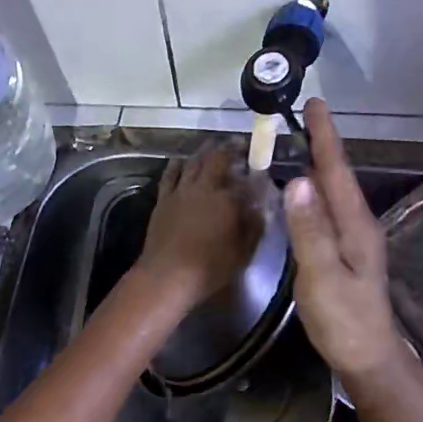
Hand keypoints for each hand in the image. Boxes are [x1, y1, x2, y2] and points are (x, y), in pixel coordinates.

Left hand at [135, 147, 262, 308]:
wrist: (167, 276)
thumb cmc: (209, 267)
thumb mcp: (242, 252)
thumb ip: (253, 226)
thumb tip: (259, 207)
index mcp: (227, 199)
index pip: (244, 178)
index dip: (252, 169)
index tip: (258, 165)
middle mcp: (204, 187)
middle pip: (217, 160)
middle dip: (229, 149)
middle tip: (237, 145)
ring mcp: (180, 191)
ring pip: (193, 162)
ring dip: (204, 152)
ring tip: (213, 147)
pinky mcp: (163, 200)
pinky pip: (170, 175)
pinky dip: (177, 164)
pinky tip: (180, 160)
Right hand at [283, 99, 406, 385]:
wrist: (366, 356)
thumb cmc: (344, 319)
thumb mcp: (322, 275)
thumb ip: (310, 230)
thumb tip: (297, 182)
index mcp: (354, 225)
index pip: (337, 171)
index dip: (325, 137)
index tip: (315, 103)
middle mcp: (358, 226)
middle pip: (338, 177)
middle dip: (322, 145)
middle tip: (305, 118)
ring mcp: (354, 241)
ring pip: (334, 194)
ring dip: (320, 167)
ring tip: (303, 146)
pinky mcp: (346, 255)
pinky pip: (328, 212)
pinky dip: (316, 193)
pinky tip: (305, 197)